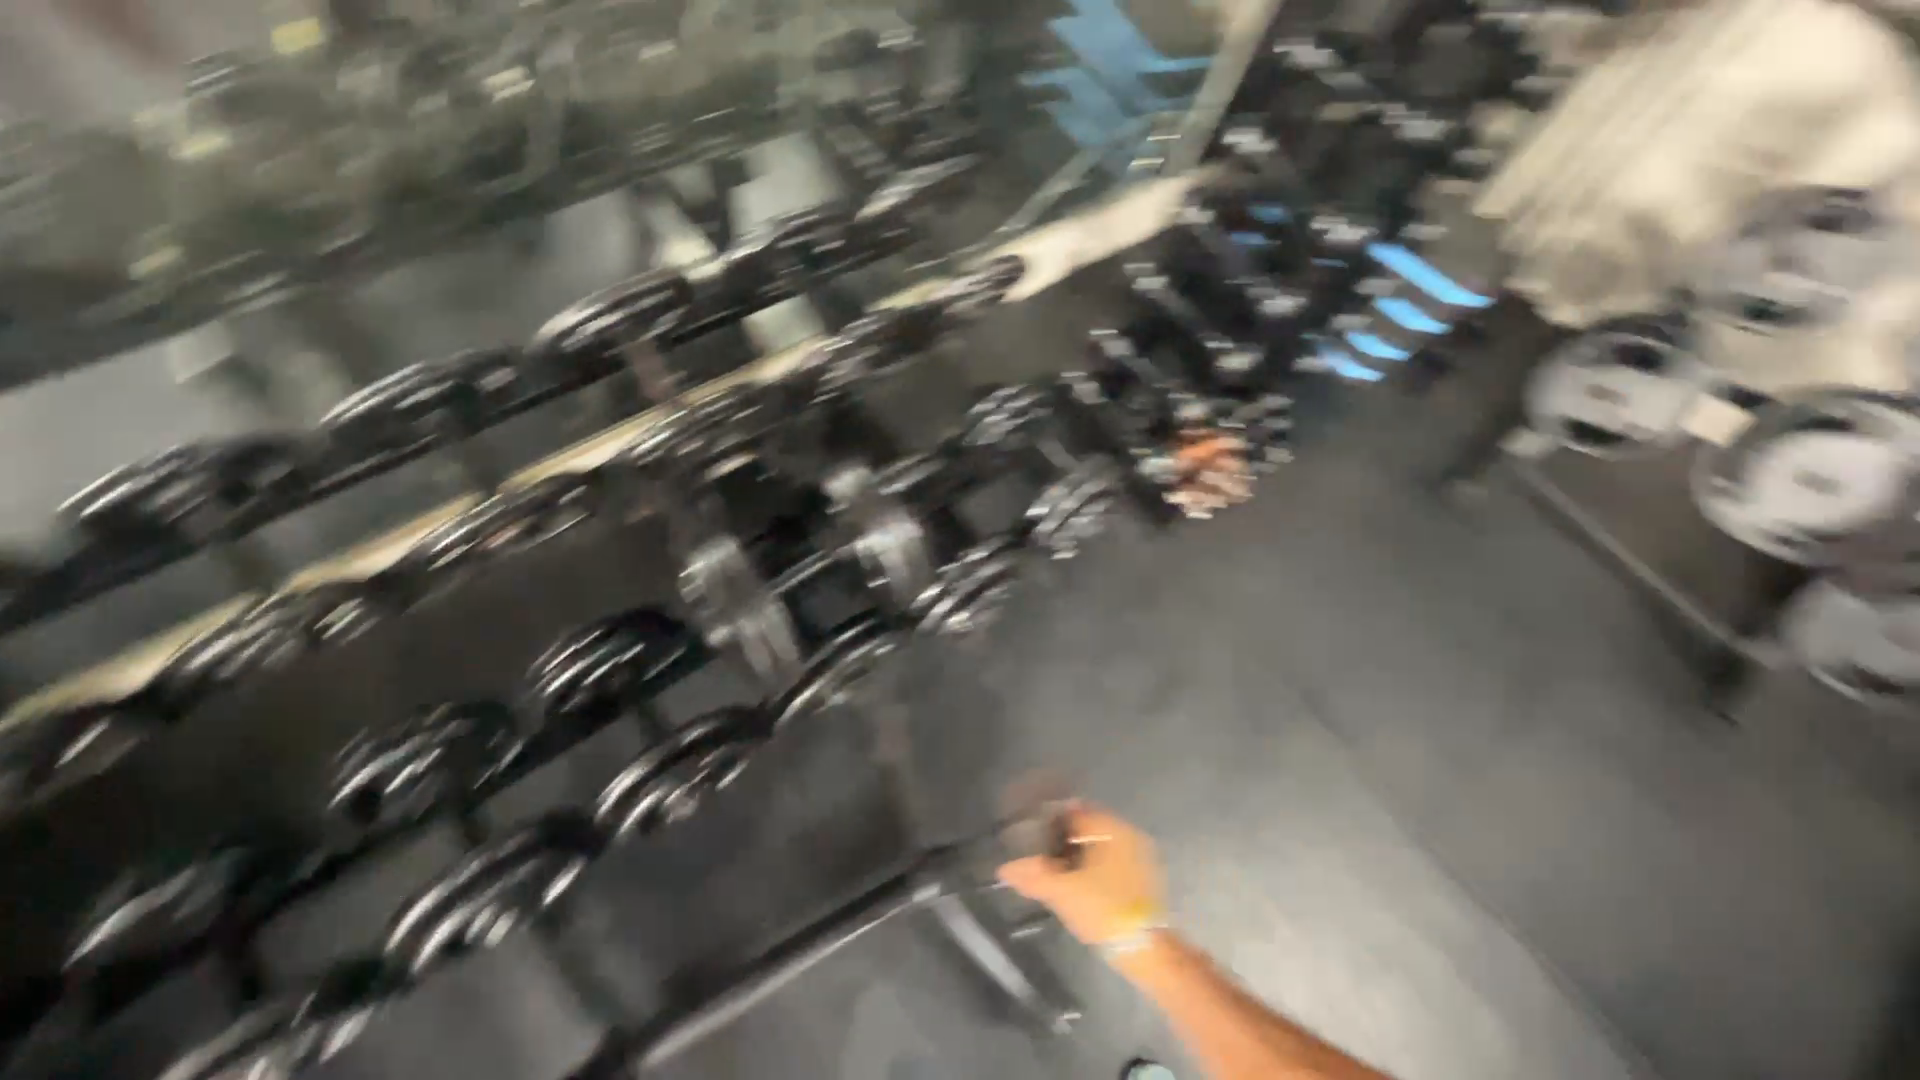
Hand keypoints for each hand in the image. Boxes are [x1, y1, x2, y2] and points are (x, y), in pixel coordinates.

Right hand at [997, 802, 1166, 946]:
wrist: (1146, 949)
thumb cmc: (1103, 910)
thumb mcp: (1062, 892)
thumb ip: (1033, 875)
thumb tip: (1005, 868)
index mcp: (1111, 829)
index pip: (1074, 811)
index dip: (1050, 821)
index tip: (1032, 836)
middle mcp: (1129, 834)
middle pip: (1088, 826)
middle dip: (1064, 838)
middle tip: (1042, 855)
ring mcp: (1141, 855)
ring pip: (1101, 843)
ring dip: (1079, 853)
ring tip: (1058, 872)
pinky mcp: (1146, 876)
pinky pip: (1113, 859)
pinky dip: (1095, 865)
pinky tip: (1081, 883)